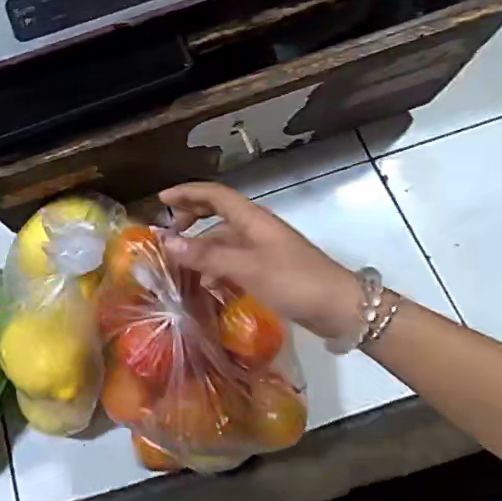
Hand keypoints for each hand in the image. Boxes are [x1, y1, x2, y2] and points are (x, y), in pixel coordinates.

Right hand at [158, 182, 365, 340]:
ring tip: (179, 266)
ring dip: (202, 248)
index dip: (188, 192)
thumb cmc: (294, 281)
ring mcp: (264, 249)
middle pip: (218, 214)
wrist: (339, 308)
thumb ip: (208, 256)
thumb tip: (168, 242)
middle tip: (168, 235)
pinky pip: (234, 261)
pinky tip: (207, 285)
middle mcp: (256, 228)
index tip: (161, 199)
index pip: (215, 194)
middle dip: (192, 218)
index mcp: (252, 219)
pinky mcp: (269, 270)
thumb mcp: (247, 268)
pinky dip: (217, 268)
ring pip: (224, 240)